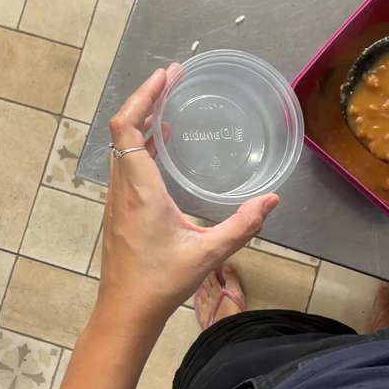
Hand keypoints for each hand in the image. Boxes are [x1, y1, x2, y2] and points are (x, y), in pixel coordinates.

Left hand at [95, 65, 278, 335]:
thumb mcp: (208, 254)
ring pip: (122, 146)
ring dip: (142, 120)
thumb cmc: (161, 283)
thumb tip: (271, 200)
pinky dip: (140, 143)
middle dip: (146, 99)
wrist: (125, 312)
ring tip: (168, 103)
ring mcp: (117, 198)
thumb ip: (242, 226)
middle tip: (173, 79)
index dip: (143, 96)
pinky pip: (125, 163)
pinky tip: (161, 146)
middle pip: (123, 129)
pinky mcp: (119, 209)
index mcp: (140, 189)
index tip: (165, 76)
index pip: (128, 128)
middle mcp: (123, 187)